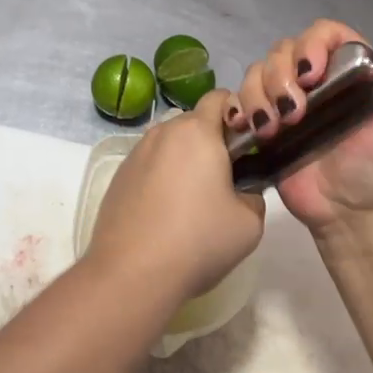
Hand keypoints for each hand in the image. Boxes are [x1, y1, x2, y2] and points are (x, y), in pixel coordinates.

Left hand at [85, 88, 265, 300]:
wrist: (131, 273)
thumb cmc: (198, 241)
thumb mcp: (249, 223)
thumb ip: (253, 194)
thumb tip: (241, 190)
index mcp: (197, 132)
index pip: (220, 98)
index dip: (238, 116)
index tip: (247, 146)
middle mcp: (164, 131)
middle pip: (194, 122)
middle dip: (212, 142)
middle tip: (225, 181)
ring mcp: (136, 152)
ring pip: (170, 144)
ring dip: (185, 160)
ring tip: (193, 202)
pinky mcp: (119, 175)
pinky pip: (150, 164)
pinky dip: (162, 177)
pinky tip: (166, 214)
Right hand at [233, 15, 372, 233]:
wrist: (357, 218)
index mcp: (350, 68)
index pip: (322, 33)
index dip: (310, 45)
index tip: (311, 75)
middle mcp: (316, 78)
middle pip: (282, 50)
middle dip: (280, 77)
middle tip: (294, 114)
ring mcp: (287, 101)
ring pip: (257, 72)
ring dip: (259, 97)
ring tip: (273, 130)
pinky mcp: (265, 125)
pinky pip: (238, 100)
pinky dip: (238, 109)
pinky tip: (249, 129)